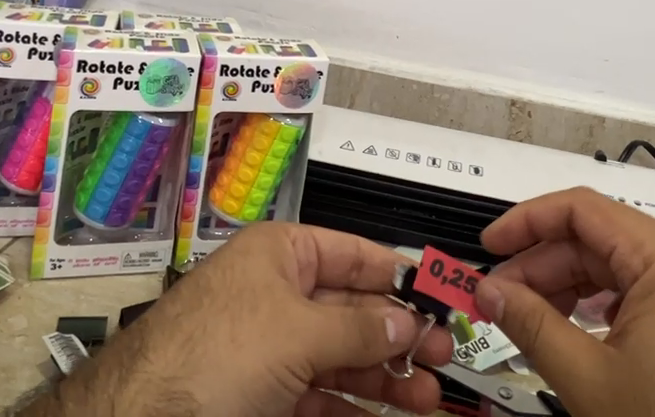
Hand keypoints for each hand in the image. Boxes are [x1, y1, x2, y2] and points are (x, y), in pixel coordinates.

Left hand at [58, 223, 452, 416]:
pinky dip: (354, 405)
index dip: (394, 274)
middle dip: (397, 333)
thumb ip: (357, 330)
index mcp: (280, 255)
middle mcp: (277, 294)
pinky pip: (321, 396)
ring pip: (341, 357)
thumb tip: (405, 323)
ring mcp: (271, 348)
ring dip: (385, 375)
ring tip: (426, 394)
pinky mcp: (265, 396)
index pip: (351, 254)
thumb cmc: (212, 354)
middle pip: (351, 309)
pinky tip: (386, 414)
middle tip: (442, 355)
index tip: (436, 296)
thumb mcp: (295, 333)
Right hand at [475, 188, 654, 416]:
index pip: (583, 209)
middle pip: (598, 237)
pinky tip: (573, 328)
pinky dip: (600, 302)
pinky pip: (641, 288)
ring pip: (618, 264)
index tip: (490, 244)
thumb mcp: (590, 379)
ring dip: (567, 285)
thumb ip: (531, 325)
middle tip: (499, 295)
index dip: (528, 221)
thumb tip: (488, 292)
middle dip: (543, 264)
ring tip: (528, 316)